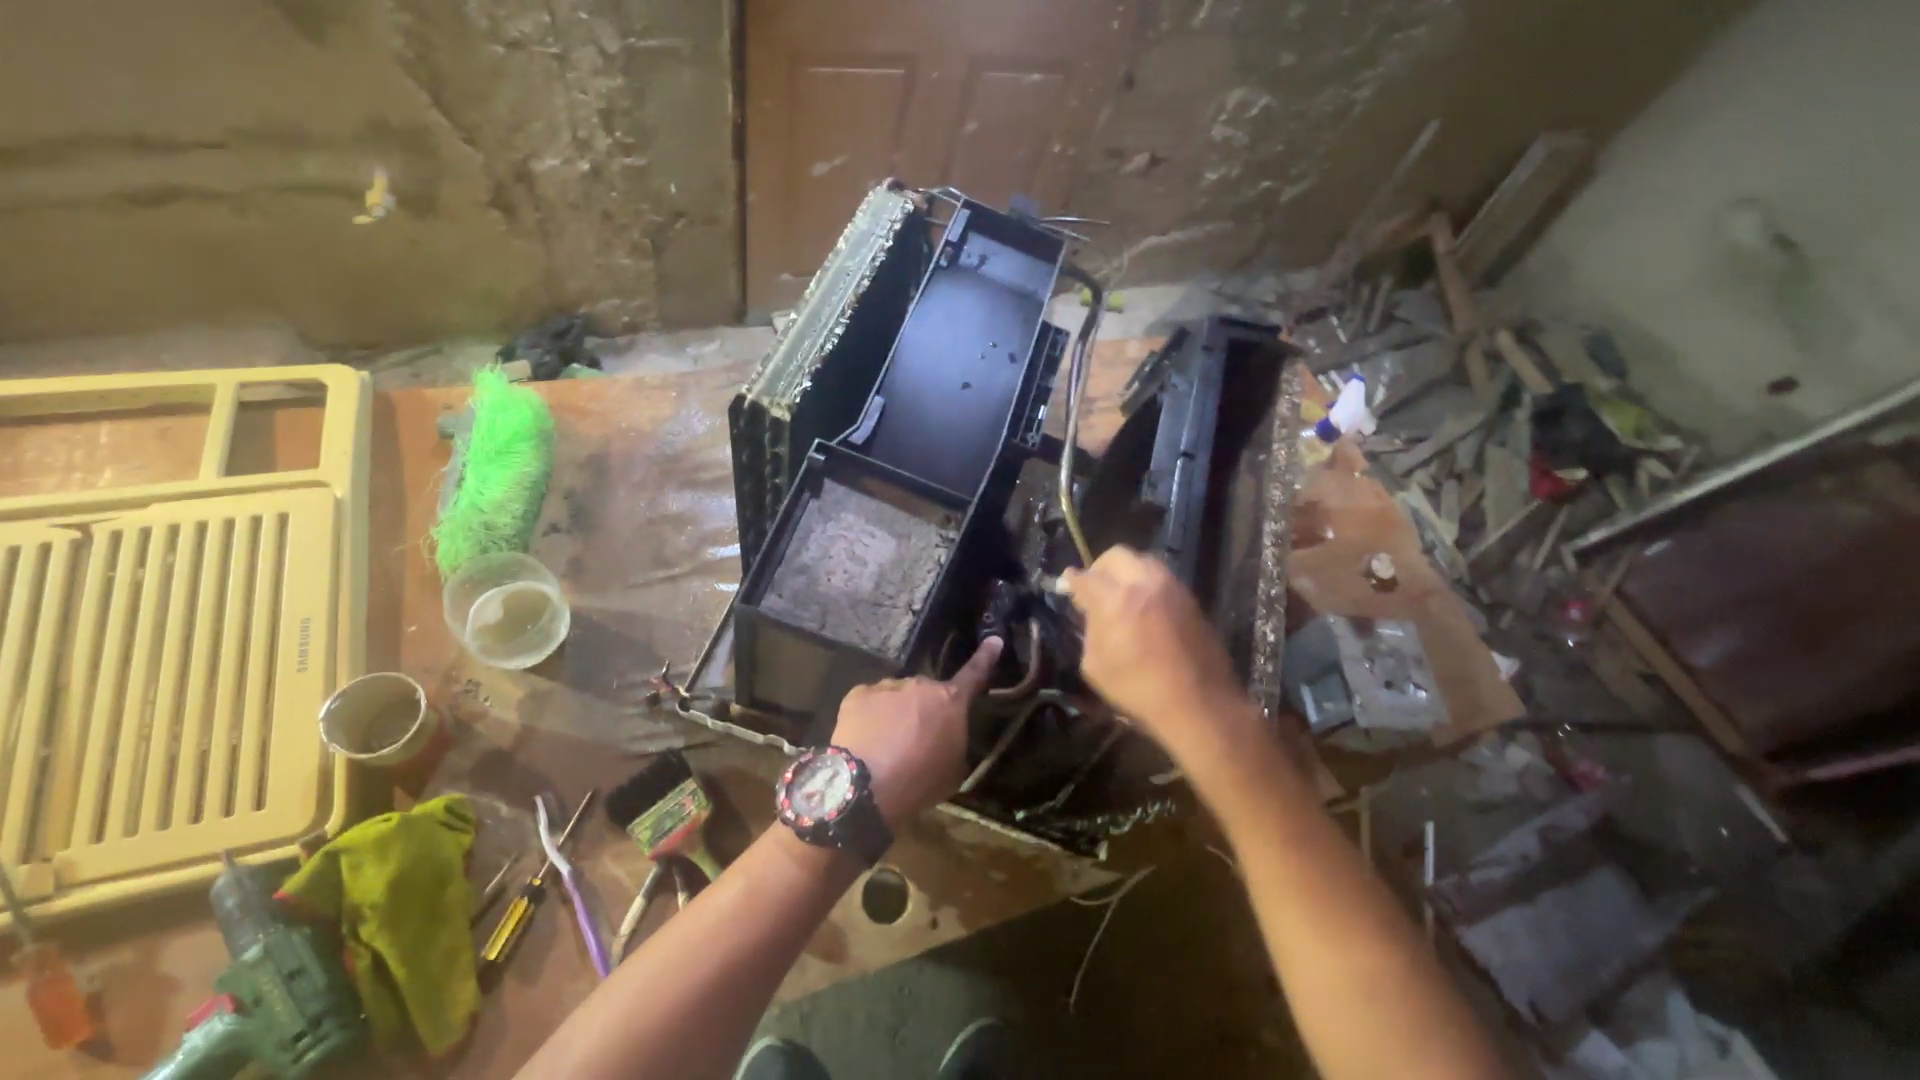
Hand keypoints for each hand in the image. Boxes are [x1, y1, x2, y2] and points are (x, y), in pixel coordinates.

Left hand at [831, 637, 1002, 826]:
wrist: (866, 785)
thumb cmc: (920, 781)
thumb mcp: (954, 770)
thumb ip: (955, 742)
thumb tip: (947, 735)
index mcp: (951, 702)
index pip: (974, 674)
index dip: (986, 657)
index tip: (994, 639)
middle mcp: (921, 685)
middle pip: (927, 694)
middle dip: (925, 710)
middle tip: (915, 740)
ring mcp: (887, 686)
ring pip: (897, 697)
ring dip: (896, 714)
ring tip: (885, 745)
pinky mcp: (858, 694)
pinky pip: (870, 702)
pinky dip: (871, 717)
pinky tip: (866, 740)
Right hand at [1062, 546, 1255, 759]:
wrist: (1198, 703)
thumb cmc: (1139, 688)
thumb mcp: (1096, 665)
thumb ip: (1090, 631)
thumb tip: (1092, 615)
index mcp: (1116, 598)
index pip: (1086, 577)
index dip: (1072, 580)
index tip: (1067, 584)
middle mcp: (1145, 583)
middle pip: (1117, 556)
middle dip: (1100, 568)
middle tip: (1095, 588)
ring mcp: (1173, 588)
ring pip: (1144, 562)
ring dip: (1128, 573)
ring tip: (1122, 596)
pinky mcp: (1191, 600)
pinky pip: (1163, 580)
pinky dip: (1148, 586)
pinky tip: (1146, 609)